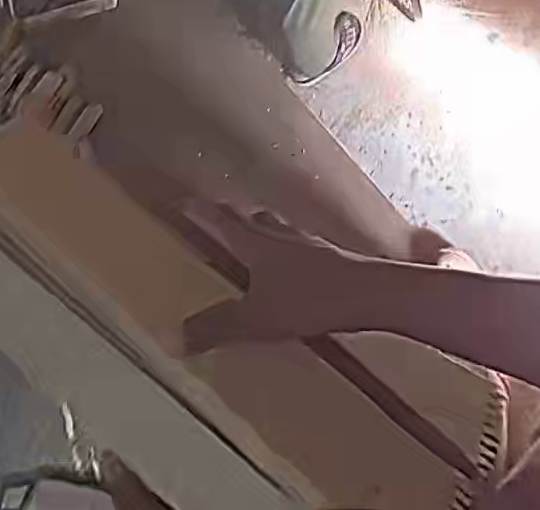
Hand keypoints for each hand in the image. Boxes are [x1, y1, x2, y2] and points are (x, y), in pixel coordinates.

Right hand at [181, 203, 372, 353]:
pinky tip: (288, 260)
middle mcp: (277, 234)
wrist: (365, 292)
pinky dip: (282, 244)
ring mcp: (303, 241)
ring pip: (273, 226)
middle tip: (215, 215)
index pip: (220, 220)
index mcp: (255, 243)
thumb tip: (174, 337)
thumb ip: (217, 327)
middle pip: (247, 217)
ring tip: (250, 233)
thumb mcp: (256, 319)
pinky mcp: (323, 253)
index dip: (200, 211)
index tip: (184, 202)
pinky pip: (293, 241)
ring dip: (257, 226)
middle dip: (228, 215)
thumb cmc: (309, 298)